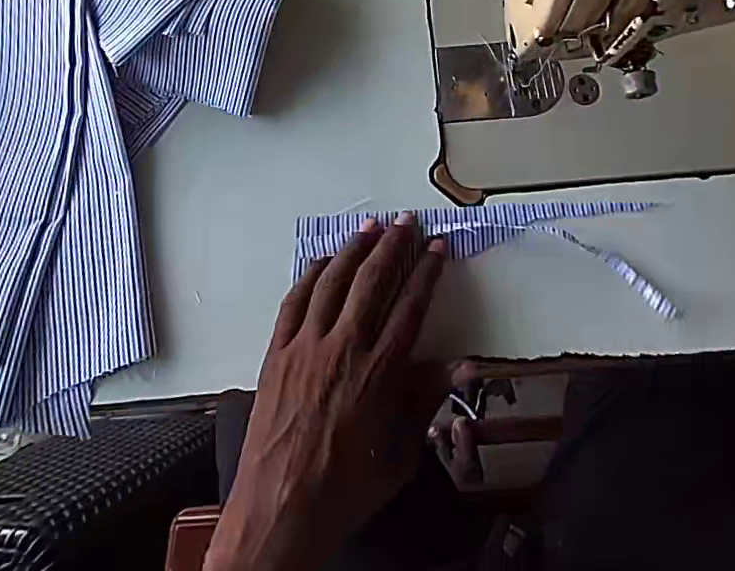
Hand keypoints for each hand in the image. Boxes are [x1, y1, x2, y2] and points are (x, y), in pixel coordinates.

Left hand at [205, 213, 448, 570]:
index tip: (436, 249)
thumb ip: (425, 402)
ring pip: (333, 281)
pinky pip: (294, 301)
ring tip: (368, 227)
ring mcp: (306, 346)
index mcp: (379, 372)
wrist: (278, 511)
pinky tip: (322, 262)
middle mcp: (343, 348)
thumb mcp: (399, 454)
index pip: (411, 305)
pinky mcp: (277, 352)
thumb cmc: (342, 489)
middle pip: (373, 280)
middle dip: (392, 245)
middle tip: (405, 222)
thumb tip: (458, 367)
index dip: (426, 271)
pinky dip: (310, 276)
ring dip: (353, 250)